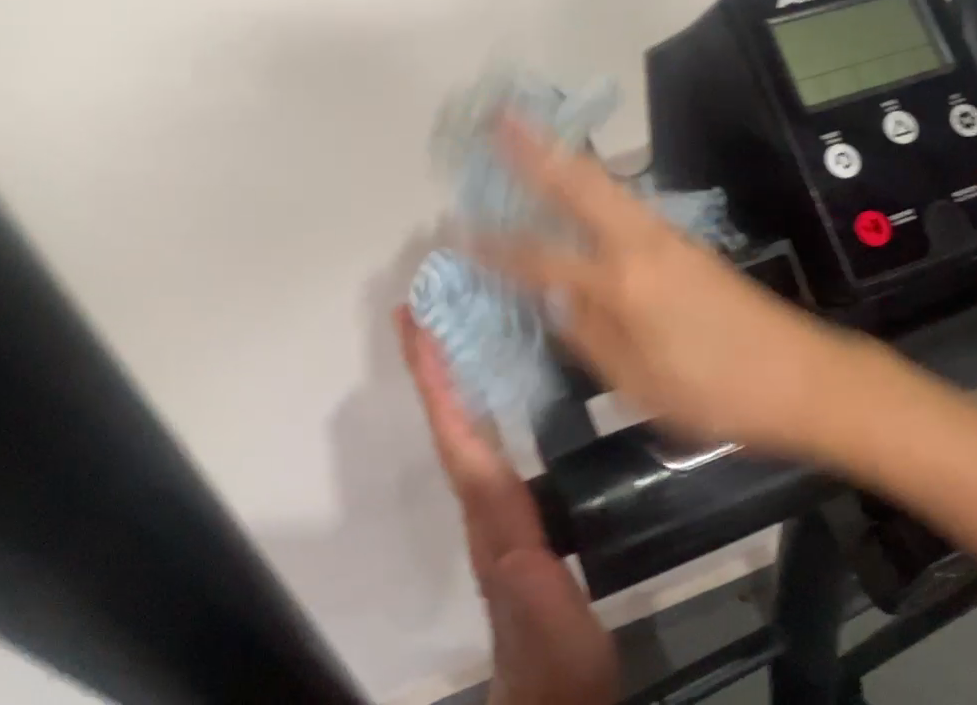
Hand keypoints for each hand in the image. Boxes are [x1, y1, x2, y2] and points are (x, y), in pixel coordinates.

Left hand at [397, 307, 616, 704]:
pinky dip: (479, 408)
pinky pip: (487, 444)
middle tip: (422, 310)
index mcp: (495, 518)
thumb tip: (520, 545)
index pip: (460, 439)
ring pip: (465, 430)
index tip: (419, 328)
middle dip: (433, 367)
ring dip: (451, 380)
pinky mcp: (513, 516)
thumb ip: (536, 592)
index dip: (440, 383)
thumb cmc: (556, 662)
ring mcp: (495, 510)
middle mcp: (484, 505)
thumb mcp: (556, 631)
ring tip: (453, 331)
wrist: (554, 695)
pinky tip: (494, 388)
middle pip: (450, 424)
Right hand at [473, 119, 868, 452]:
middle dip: (534, 148)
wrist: (802, 376)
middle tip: (498, 115)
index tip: (454, 229)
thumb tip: (550, 298)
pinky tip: (582, 191)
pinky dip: (593, 187)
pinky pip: (625, 204)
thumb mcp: (638, 382)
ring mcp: (668, 237)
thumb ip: (588, 334)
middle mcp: (640, 245)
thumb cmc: (716, 392)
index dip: (494, 246)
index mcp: (620, 283)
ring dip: (564, 160)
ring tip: (530, 138)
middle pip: (579, 185)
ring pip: (605, 187)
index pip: (539, 259)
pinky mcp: (686, 244)